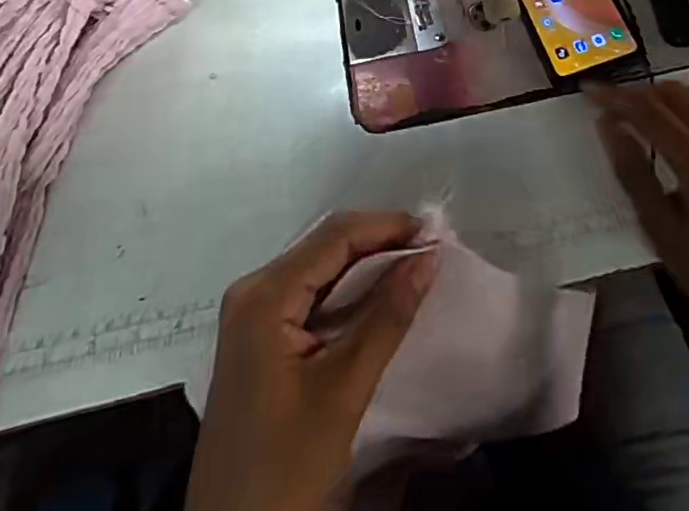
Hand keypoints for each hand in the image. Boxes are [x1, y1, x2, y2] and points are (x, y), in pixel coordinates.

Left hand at [186, 211, 436, 510]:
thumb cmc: (285, 463)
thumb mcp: (344, 387)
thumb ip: (388, 315)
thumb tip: (428, 256)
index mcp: (263, 296)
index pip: (334, 237)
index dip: (387, 226)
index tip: (435, 232)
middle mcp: (253, 292)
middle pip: (325, 245)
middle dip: (379, 240)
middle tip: (431, 249)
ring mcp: (254, 314)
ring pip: (321, 267)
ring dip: (369, 262)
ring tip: (417, 264)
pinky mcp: (262, 336)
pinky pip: (312, 294)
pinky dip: (351, 290)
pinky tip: (383, 294)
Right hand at [589, 82, 688, 377]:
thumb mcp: (661, 231)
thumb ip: (634, 172)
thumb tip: (609, 127)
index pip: (652, 113)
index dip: (616, 98)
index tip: (588, 92)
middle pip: (677, 95)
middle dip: (637, 92)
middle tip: (606, 104)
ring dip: (663, 95)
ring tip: (634, 111)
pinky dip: (686, 107)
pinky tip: (668, 129)